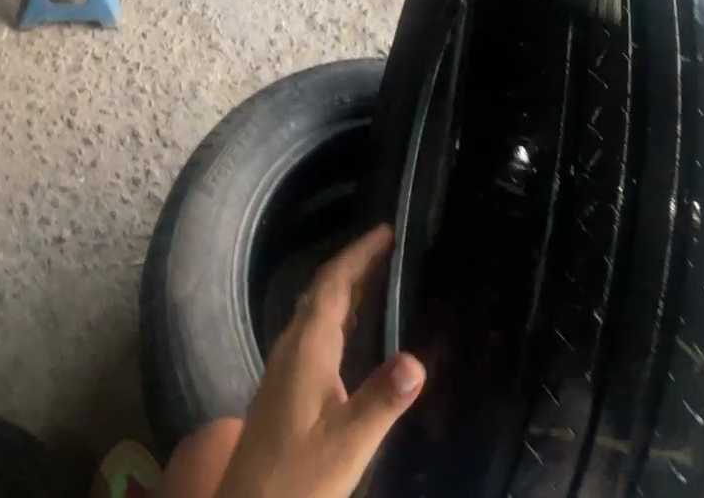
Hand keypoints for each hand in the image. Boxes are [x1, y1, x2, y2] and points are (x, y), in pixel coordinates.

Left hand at [214, 225, 425, 497]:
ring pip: (318, 310)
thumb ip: (381, 400)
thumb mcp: (347, 444)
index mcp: (306, 348)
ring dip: (347, 287)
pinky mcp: (286, 385)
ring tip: (381, 274)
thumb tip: (418, 359)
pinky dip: (340, 313)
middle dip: (355, 264)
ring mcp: (285, 366)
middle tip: (392, 246)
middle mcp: (292, 347)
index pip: (332, 285)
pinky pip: (316, 330)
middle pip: (324, 291)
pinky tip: (356, 328)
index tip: (386, 231)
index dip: (358, 254)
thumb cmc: (298, 478)